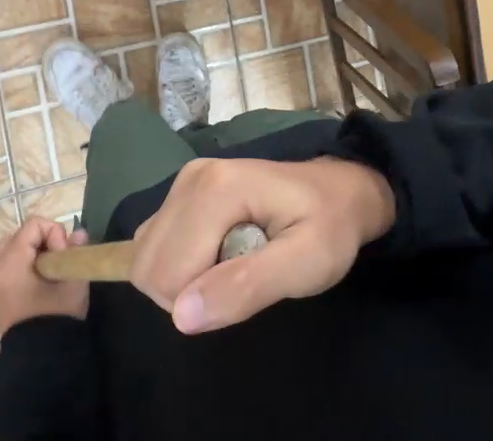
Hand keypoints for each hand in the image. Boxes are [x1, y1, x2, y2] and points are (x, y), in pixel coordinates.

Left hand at [0, 218, 90, 330]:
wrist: (37, 357)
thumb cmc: (55, 315)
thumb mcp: (73, 281)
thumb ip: (77, 251)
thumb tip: (79, 233)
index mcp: (12, 261)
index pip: (34, 224)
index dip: (55, 232)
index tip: (65, 254)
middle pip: (21, 234)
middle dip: (44, 239)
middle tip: (59, 258)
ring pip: (15, 249)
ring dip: (35, 251)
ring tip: (51, 270)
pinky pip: (11, 266)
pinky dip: (27, 265)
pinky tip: (42, 282)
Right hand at [130, 157, 394, 334]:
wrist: (343, 191)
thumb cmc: (331, 227)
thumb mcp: (308, 263)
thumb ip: (247, 287)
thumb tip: (182, 315)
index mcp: (216, 190)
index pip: (167, 276)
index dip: (204, 300)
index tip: (251, 282)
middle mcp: (190, 179)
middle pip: (150, 267)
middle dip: (190, 292)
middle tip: (243, 276)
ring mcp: (183, 182)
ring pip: (149, 259)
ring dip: (186, 280)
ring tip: (235, 264)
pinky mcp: (182, 192)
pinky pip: (157, 247)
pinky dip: (182, 264)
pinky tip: (220, 254)